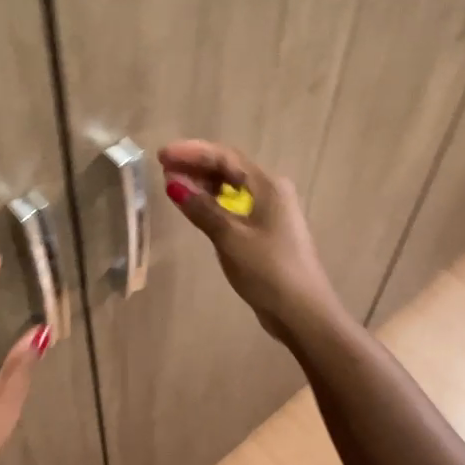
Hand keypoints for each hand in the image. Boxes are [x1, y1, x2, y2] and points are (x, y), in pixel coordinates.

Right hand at [159, 140, 349, 342]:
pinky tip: (194, 207)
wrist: (302, 312)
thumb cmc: (268, 270)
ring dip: (202, 183)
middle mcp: (271, 191)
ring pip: (231, 187)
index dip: (192, 152)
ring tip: (172, 184)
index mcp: (267, 185)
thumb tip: (173, 183)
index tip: (162, 155)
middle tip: (162, 167)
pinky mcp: (265, 231)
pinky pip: (234, 206)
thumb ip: (201, 208)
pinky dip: (212, 202)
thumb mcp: (230, 237)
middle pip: (228, 169)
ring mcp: (269, 212)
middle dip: (195, 165)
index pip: (225, 157)